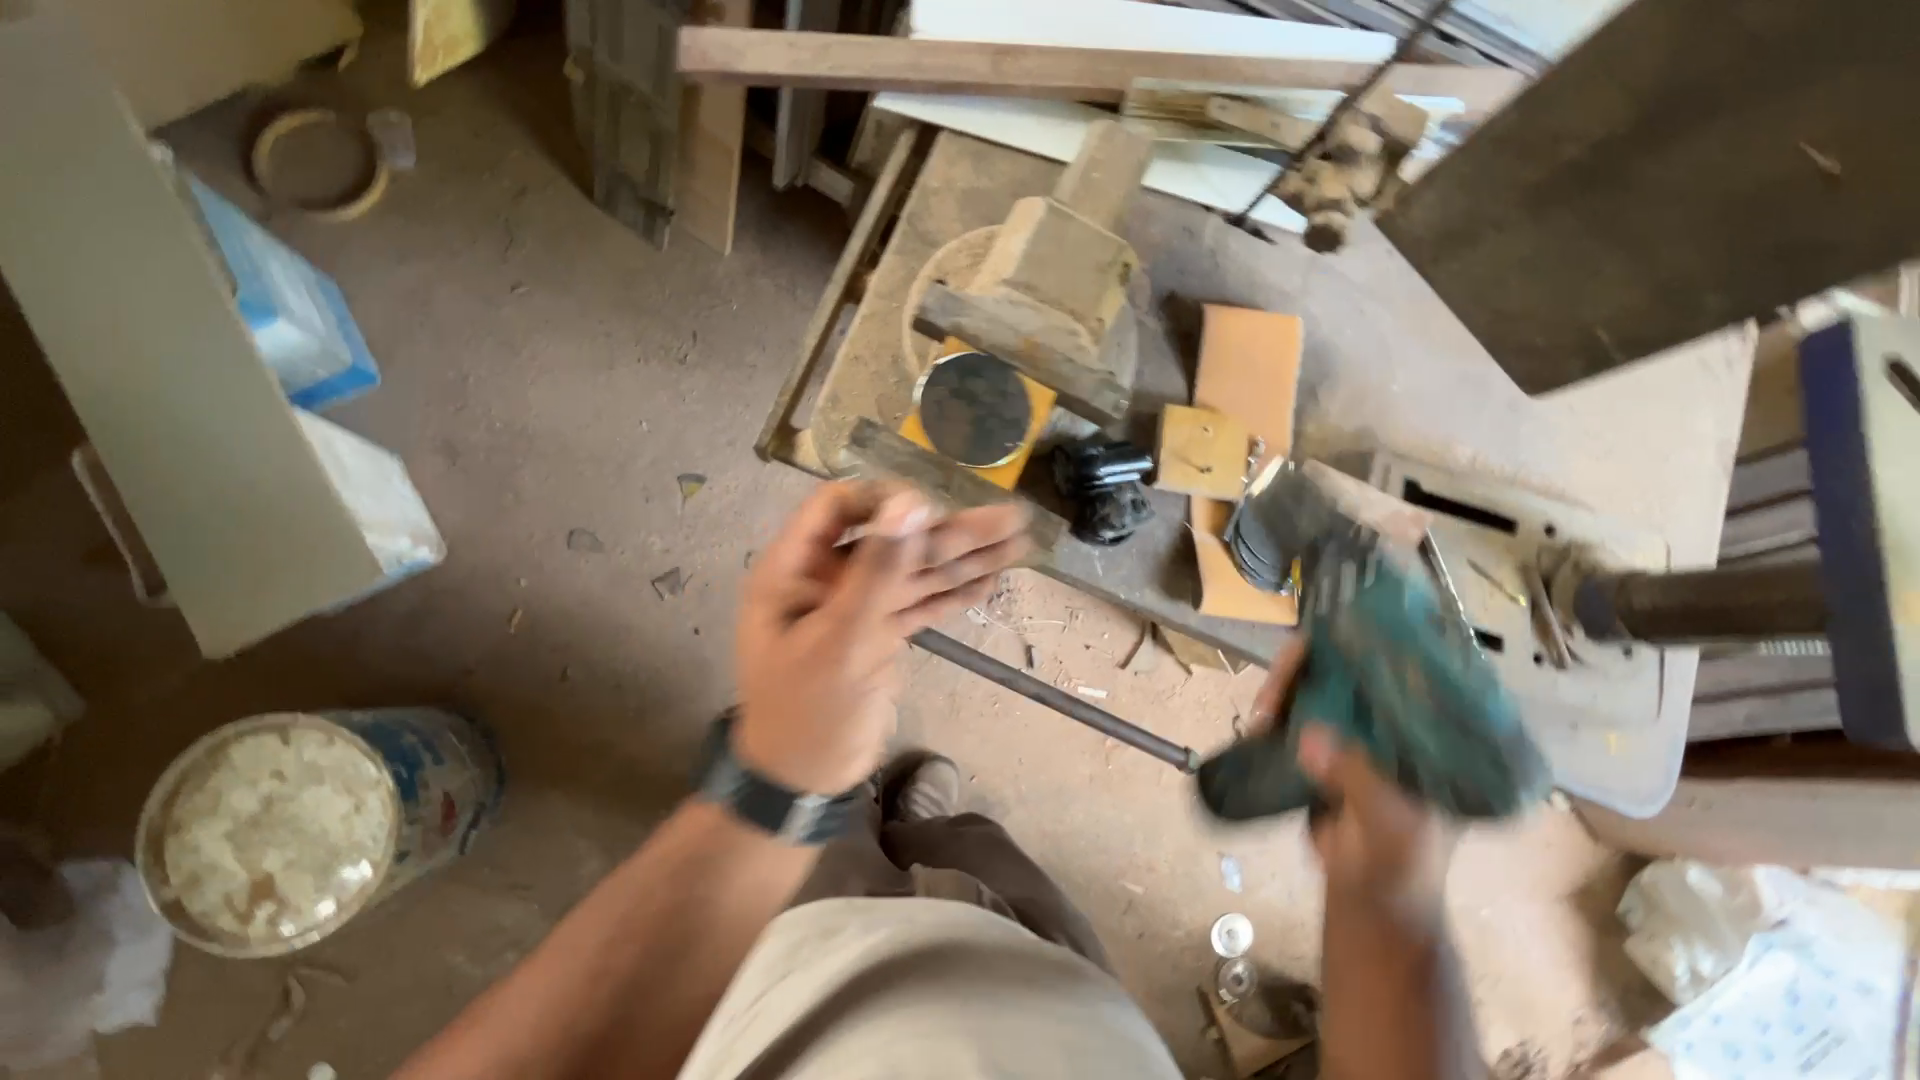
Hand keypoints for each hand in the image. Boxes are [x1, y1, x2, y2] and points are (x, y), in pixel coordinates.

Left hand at [734, 482, 1030, 794]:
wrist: (802, 779)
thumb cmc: (807, 711)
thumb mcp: (840, 641)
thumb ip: (877, 572)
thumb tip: (911, 503)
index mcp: (795, 570)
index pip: (839, 508)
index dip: (885, 502)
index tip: (934, 509)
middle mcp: (826, 579)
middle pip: (893, 541)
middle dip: (950, 533)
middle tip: (1009, 520)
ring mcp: (855, 608)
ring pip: (914, 574)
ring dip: (964, 560)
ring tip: (1018, 542)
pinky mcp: (878, 635)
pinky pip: (919, 605)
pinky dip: (953, 594)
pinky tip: (991, 580)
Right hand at [1250, 637, 1451, 911]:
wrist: (1366, 895)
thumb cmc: (1399, 861)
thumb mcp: (1390, 821)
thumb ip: (1356, 779)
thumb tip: (1309, 738)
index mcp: (1425, 737)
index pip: (1402, 677)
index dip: (1375, 649)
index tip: (1343, 633)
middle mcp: (1390, 725)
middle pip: (1351, 674)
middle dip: (1317, 664)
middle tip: (1289, 662)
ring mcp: (1352, 734)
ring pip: (1316, 689)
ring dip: (1287, 686)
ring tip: (1264, 706)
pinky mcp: (1319, 747)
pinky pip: (1292, 716)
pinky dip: (1272, 710)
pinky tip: (1258, 718)